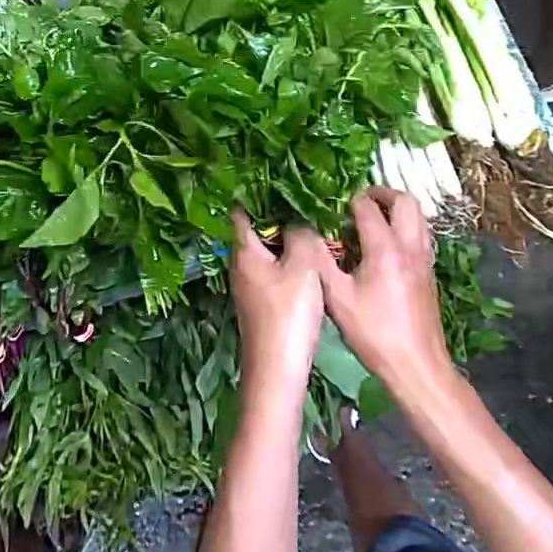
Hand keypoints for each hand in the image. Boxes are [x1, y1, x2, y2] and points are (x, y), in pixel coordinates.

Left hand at [229, 208, 326, 402]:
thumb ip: (302, 234)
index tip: (276, 181)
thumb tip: (298, 217)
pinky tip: (309, 264)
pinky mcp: (260, 303)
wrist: (276, 370)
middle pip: (256, 231)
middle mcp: (240, 264)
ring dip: (285, 242)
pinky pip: (272, 272)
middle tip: (305, 205)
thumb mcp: (302, 266)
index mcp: (244, 250)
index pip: (241, 212)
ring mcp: (248, 285)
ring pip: (266, 253)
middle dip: (277, 218)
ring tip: (312, 230)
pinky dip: (287, 263)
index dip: (255, 194)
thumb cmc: (287, 313)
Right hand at [314, 188, 457, 406]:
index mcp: (385, 249)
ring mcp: (424, 259)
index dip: (349, 199)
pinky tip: (384, 244)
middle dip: (381, 193)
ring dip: (396, 208)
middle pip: (405, 201)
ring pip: (418, 216)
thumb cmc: (374, 333)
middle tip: (358, 199)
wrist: (418, 367)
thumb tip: (304, 233)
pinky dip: (403, 226)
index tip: (331, 203)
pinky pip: (420, 234)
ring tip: (371, 216)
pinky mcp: (429, 273)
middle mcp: (409, 247)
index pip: (367, 207)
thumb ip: (320, 261)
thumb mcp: (337, 298)